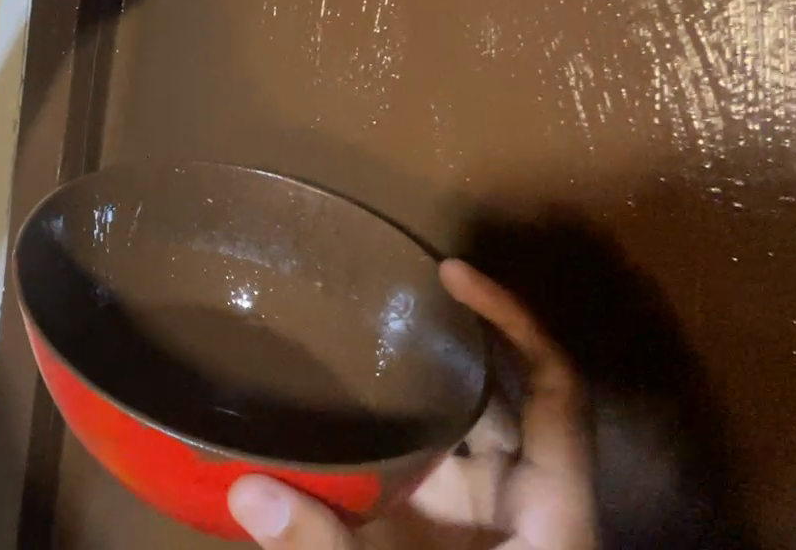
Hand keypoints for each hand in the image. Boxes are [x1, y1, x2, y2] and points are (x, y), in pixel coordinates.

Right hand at [228, 261, 596, 549]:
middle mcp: (521, 504)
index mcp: (548, 515)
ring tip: (349, 324)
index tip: (451, 273)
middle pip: (497, 396)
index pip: (553, 394)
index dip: (514, 323)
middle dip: (445, 338)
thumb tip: (242, 488)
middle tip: (374, 287)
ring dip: (413, 378)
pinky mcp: (441, 533)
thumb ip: (327, 549)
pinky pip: (418, 460)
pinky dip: (385, 425)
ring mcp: (481, 519)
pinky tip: (336, 398)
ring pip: (456, 426)